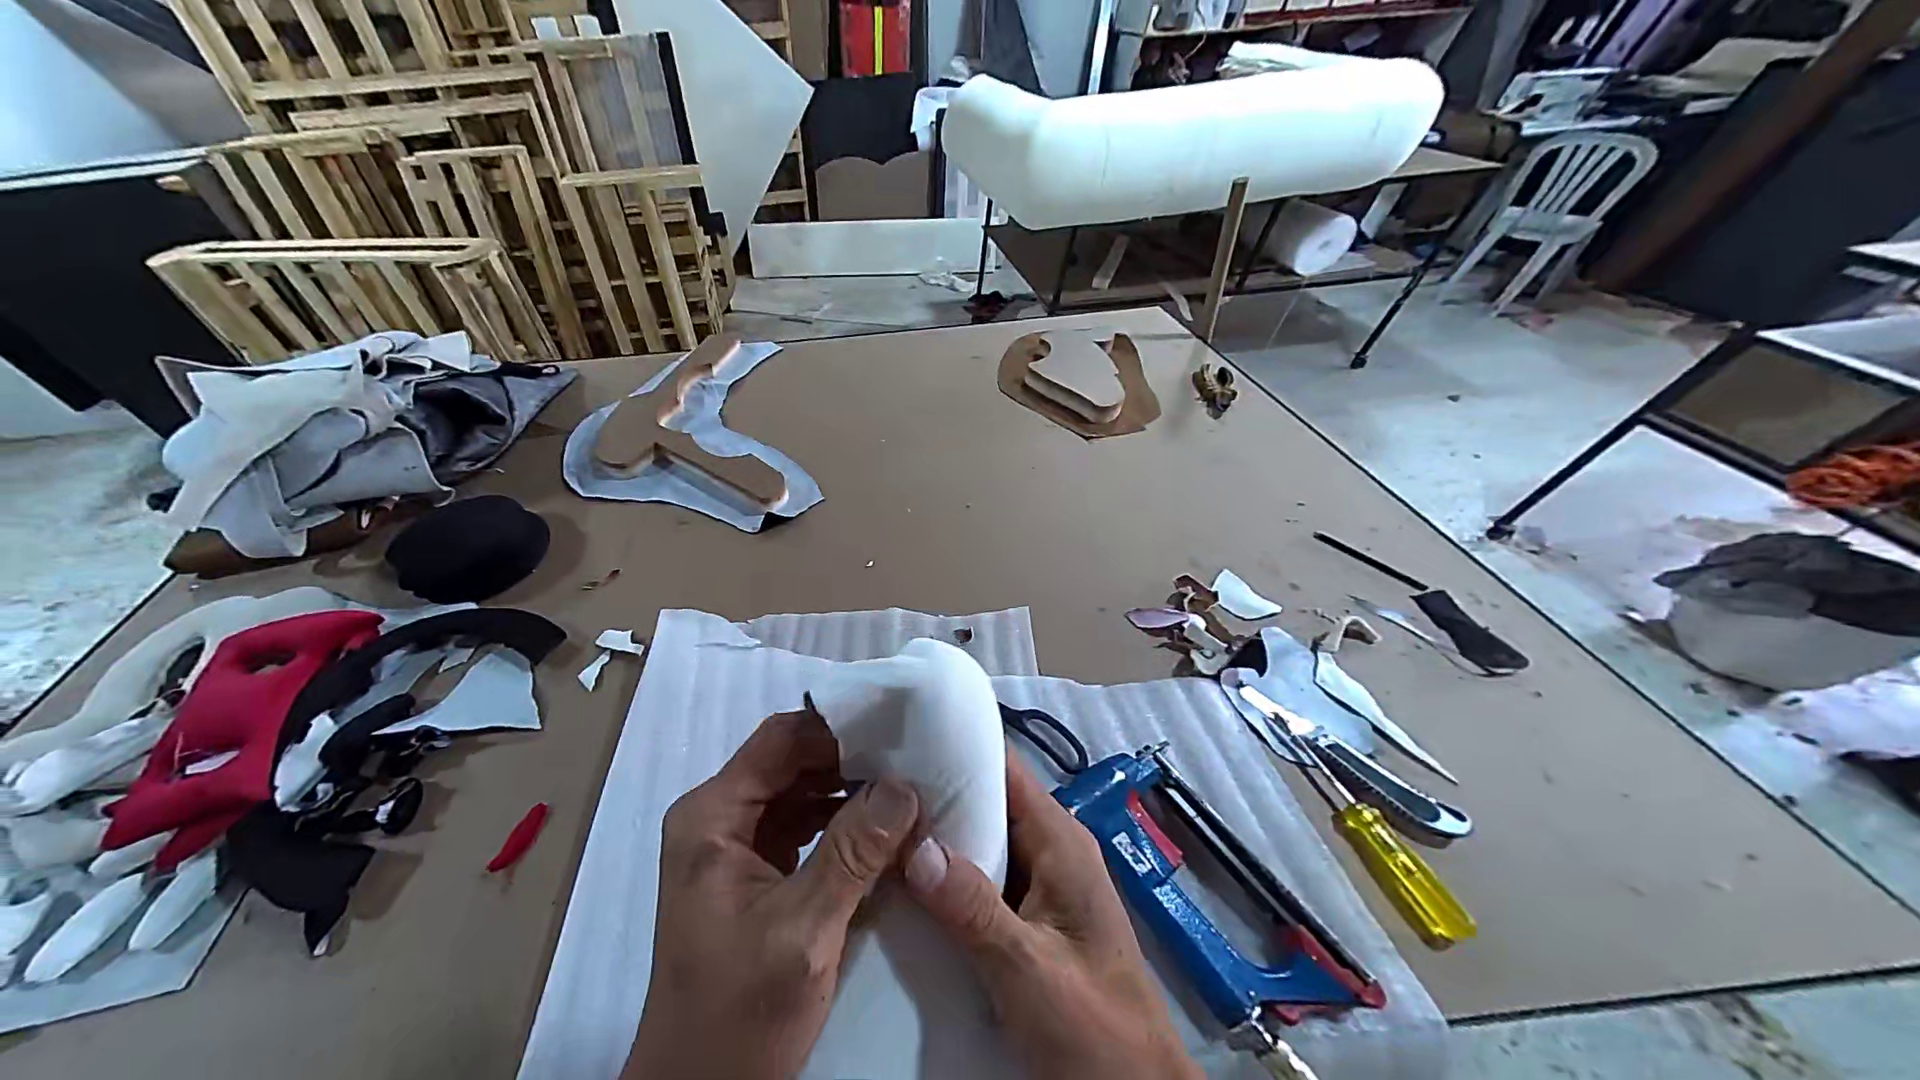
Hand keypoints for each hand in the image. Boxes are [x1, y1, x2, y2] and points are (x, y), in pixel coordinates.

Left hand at [625, 710, 920, 1079]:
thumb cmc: (739, 1013)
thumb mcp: (803, 930)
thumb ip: (854, 853)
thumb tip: (905, 786)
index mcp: (712, 817)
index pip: (780, 741)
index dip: (838, 727)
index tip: (897, 725)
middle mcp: (719, 817)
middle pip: (792, 760)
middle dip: (852, 757)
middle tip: (913, 756)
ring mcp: (737, 844)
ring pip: (802, 789)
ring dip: (852, 788)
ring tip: (908, 786)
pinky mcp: (757, 869)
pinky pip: (806, 823)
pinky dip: (844, 819)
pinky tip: (885, 826)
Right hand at [904, 754, 1201, 1079]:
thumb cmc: (1096, 1028)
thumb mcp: (1030, 970)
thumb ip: (974, 909)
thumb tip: (914, 845)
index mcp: (1061, 840)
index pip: (1003, 769)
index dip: (953, 750)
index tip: (898, 742)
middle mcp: (1050, 848)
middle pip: (985, 801)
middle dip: (933, 795)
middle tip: (870, 793)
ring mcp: (1039, 883)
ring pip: (979, 841)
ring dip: (935, 837)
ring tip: (875, 831)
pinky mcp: (1027, 915)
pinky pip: (980, 878)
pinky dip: (944, 875)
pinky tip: (903, 883)